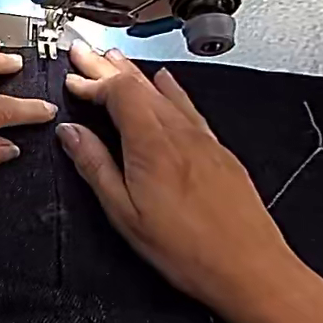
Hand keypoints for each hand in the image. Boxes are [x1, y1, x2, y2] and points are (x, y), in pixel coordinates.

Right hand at [58, 42, 310, 320]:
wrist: (251, 268)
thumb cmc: (189, 250)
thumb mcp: (125, 214)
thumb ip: (95, 166)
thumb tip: (70, 134)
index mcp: (151, 144)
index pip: (117, 92)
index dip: (92, 82)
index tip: (73, 82)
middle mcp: (178, 131)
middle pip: (138, 84)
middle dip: (106, 67)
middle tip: (85, 54)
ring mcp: (201, 137)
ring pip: (162, 91)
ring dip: (134, 73)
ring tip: (114, 59)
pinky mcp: (217, 148)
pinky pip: (187, 104)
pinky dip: (168, 88)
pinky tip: (165, 82)